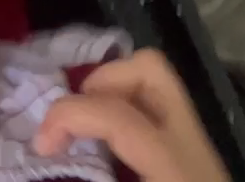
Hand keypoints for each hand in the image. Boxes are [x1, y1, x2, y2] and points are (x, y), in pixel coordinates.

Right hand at [34, 50, 229, 181]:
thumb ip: (93, 179)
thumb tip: (45, 164)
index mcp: (182, 175)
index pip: (120, 116)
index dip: (68, 116)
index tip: (42, 147)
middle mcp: (197, 154)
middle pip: (151, 72)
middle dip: (100, 83)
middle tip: (76, 123)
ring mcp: (202, 157)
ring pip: (157, 86)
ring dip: (112, 94)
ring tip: (87, 133)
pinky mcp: (198, 169)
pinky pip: (158, 117)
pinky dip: (127, 118)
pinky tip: (110, 155)